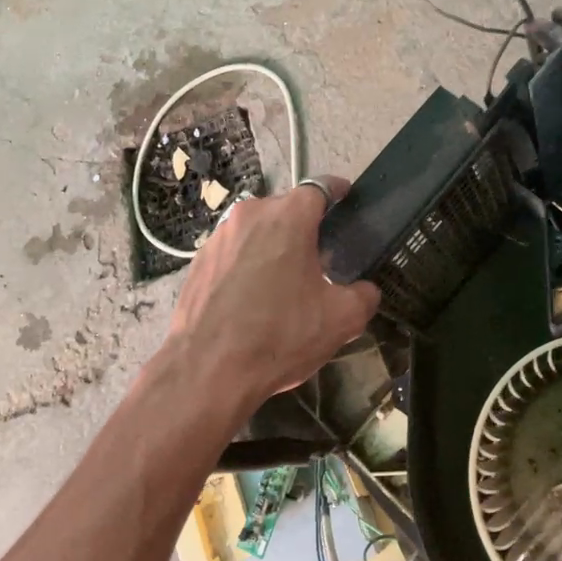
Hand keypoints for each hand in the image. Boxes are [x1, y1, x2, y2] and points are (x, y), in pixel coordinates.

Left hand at [164, 175, 379, 407]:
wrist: (206, 373)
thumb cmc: (279, 336)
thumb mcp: (341, 320)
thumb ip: (363, 296)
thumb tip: (365, 291)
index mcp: (287, 217)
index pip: (320, 187)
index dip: (338, 192)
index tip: (347, 201)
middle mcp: (250, 216)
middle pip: (286, 210)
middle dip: (305, 228)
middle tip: (321, 259)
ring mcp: (218, 237)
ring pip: (257, 231)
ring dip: (273, 247)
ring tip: (285, 284)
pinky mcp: (196, 262)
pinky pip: (233, 253)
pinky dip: (247, 266)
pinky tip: (252, 301)